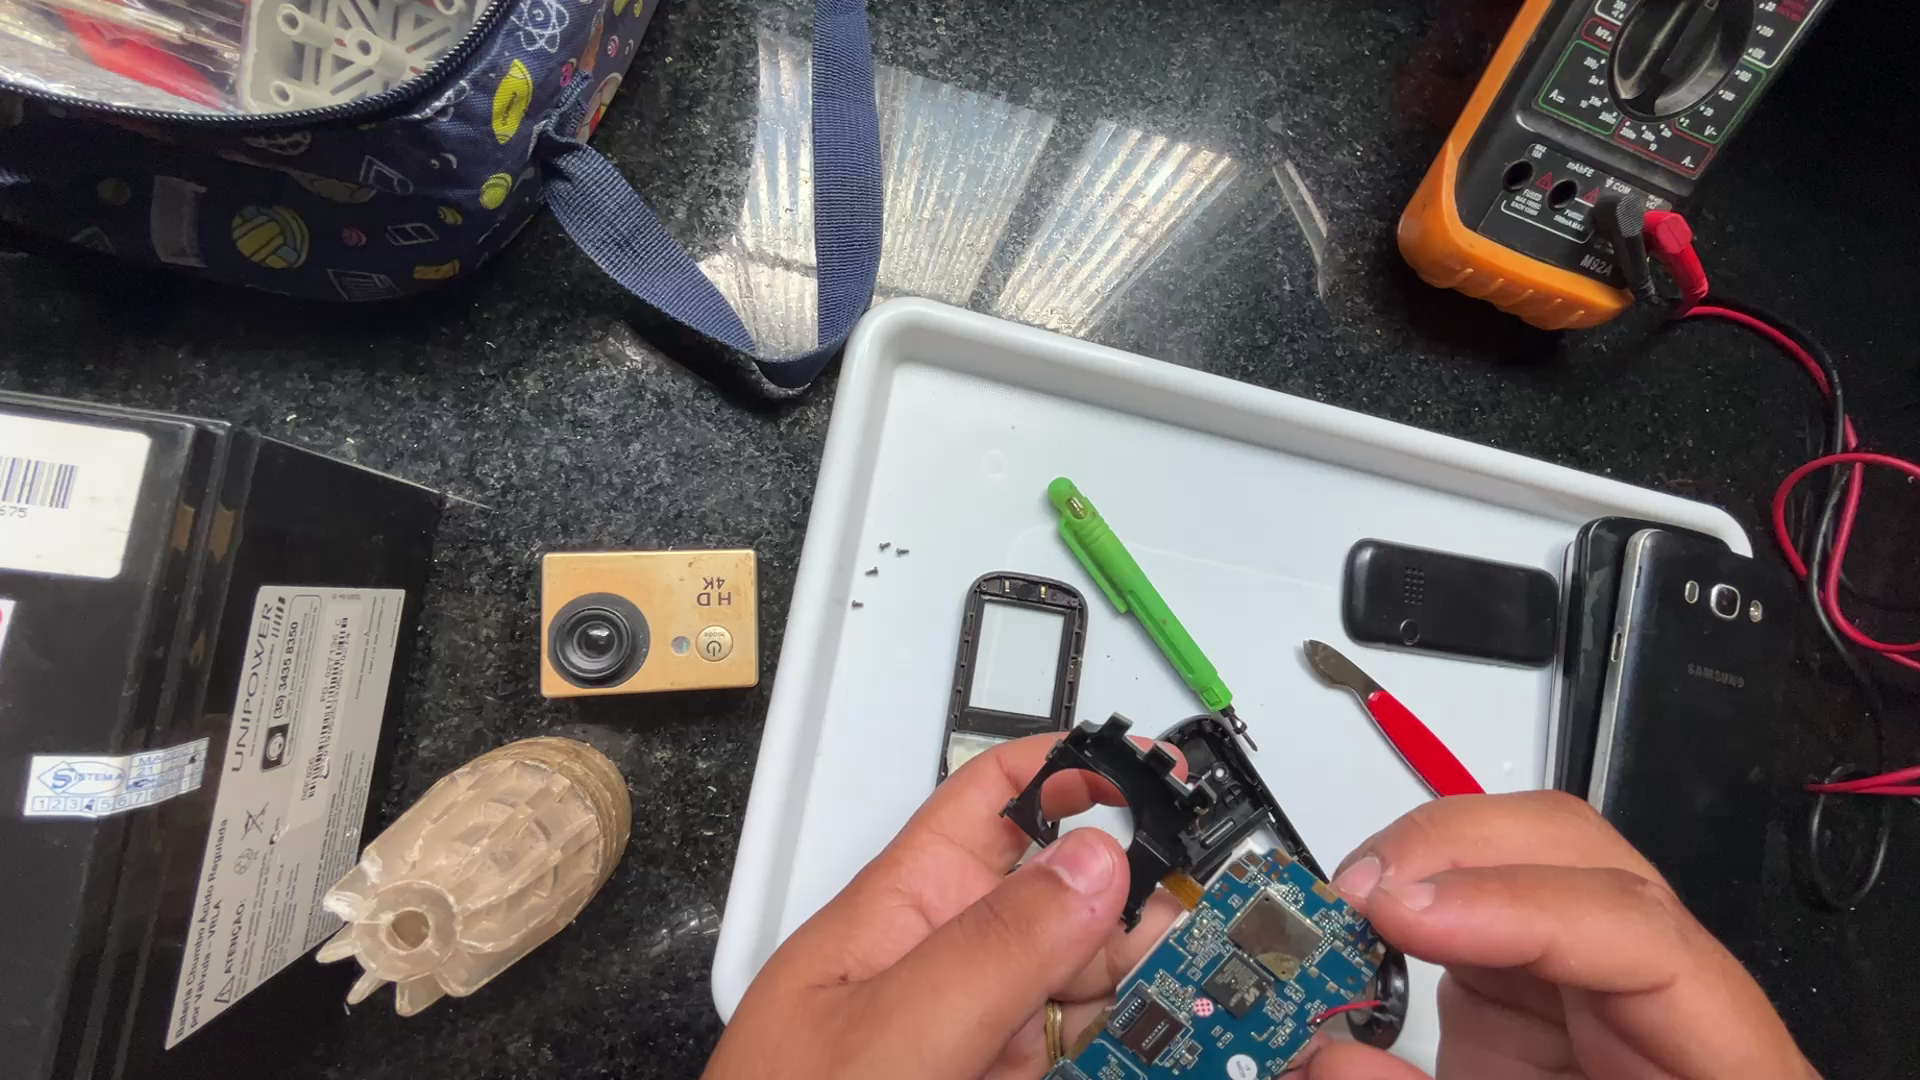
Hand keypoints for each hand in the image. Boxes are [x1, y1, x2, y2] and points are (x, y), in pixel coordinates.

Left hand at [703, 735, 1184, 1079]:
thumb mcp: (885, 1032)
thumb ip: (989, 949)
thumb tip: (1091, 863)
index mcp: (912, 895)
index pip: (994, 794)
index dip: (1066, 764)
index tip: (1146, 766)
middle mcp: (955, 945)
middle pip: (1063, 884)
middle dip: (1135, 888)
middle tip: (1205, 912)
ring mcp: (985, 1016)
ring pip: (1088, 965)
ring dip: (1147, 970)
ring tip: (1204, 985)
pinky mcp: (1006, 1073)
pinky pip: (1085, 1039)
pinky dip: (1131, 1037)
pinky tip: (1165, 1037)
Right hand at [1306, 791, 1815, 1079]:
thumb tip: (1324, 1057)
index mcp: (1721, 1067)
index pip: (1640, 934)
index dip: (1511, 903)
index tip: (1397, 912)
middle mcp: (1663, 993)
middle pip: (1575, 850)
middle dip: (1450, 846)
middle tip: (1362, 889)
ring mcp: (1588, 967)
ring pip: (1511, 843)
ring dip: (1416, 851)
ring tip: (1351, 896)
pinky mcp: (1521, 966)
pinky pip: (1460, 885)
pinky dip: (1399, 880)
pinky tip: (1363, 910)